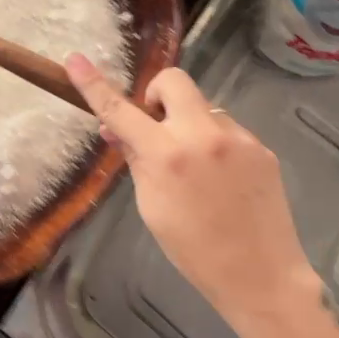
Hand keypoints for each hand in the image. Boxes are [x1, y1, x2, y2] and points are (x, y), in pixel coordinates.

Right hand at [66, 56, 316, 314]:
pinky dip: (215, 144)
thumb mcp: (151, 206)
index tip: (76, 60)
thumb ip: (136, 160)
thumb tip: (118, 130)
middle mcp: (202, 136)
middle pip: (173, 80)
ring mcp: (238, 139)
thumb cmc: (194, 251)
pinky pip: (228, 130)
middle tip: (157, 124)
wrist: (262, 277)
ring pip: (203, 108)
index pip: (120, 110)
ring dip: (190, 125)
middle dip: (158, 94)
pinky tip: (222, 181)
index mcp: (166, 156)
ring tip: (196, 169)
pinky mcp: (262, 148)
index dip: (94, 84)